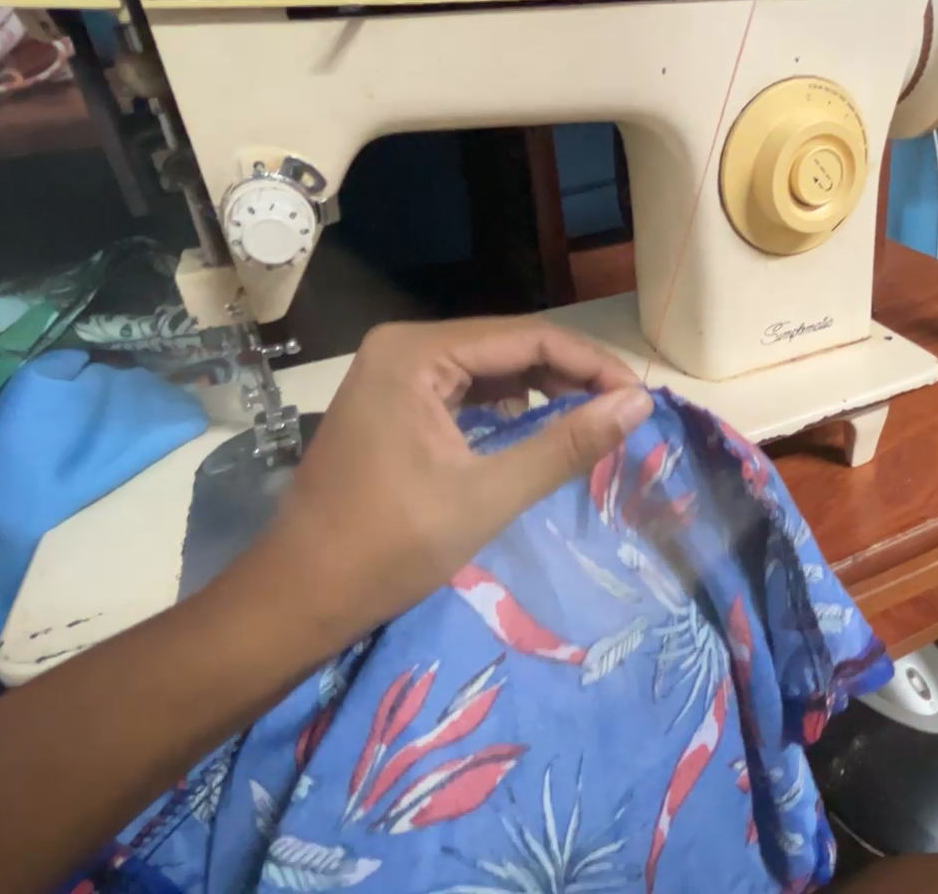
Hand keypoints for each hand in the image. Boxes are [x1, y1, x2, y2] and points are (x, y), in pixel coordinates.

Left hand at [240, 317, 652, 643]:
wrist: (297, 599)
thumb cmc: (387, 548)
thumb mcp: (488, 495)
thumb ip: (567, 445)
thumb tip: (638, 404)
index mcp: (417, 353)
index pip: (528, 338)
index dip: (592, 364)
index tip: (639, 399)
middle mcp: (405, 347)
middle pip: (512, 346)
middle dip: (574, 375)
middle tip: (626, 411)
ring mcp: (397, 373)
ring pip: (495, 367)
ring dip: (548, 389)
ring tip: (596, 418)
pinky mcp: (399, 401)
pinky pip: (471, 390)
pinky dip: (513, 406)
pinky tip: (543, 426)